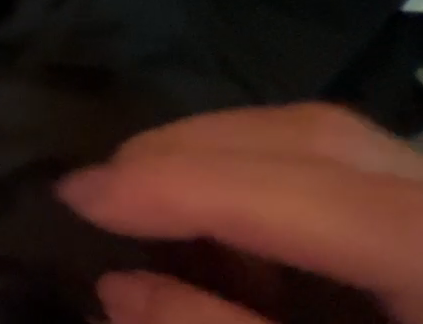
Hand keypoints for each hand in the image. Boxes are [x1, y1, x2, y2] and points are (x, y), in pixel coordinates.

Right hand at [58, 103, 422, 323]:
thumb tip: (117, 290)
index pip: (296, 195)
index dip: (172, 187)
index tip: (74, 197)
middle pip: (309, 139)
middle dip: (184, 152)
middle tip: (103, 189)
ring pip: (324, 133)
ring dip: (217, 151)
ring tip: (152, 193)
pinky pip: (348, 157)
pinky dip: (267, 168)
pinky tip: (230, 213)